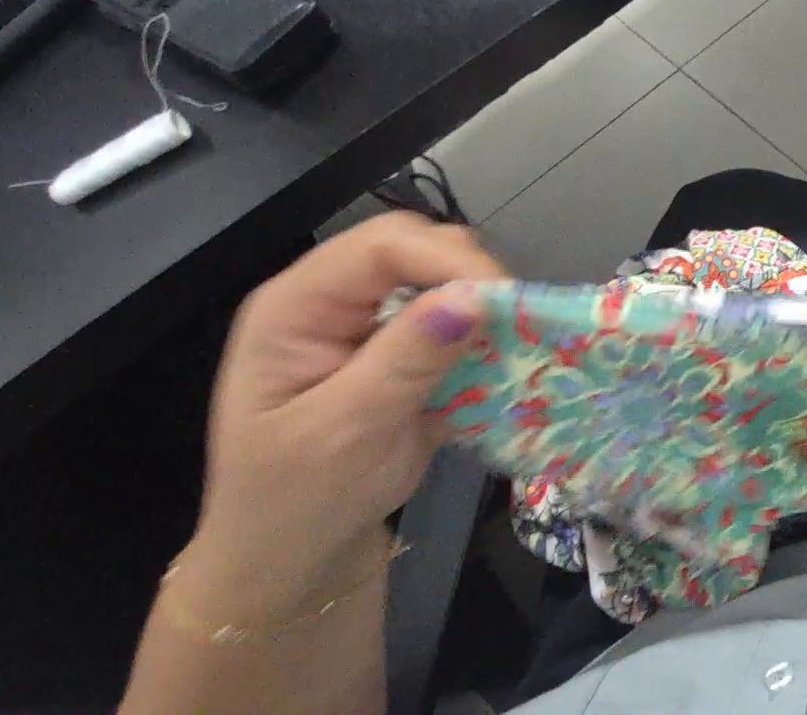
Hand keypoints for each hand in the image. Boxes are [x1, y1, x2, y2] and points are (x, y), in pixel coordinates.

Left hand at [188, 212, 506, 606]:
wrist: (292, 561)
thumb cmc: (297, 502)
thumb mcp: (347, 431)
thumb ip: (407, 359)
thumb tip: (476, 297)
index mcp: (297, 307)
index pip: (382, 245)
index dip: (448, 260)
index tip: (505, 301)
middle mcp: (335, 301)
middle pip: (418, 247)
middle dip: (472, 276)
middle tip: (515, 322)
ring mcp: (370, 324)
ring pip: (444, 278)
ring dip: (485, 306)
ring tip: (513, 343)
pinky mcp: (403, 349)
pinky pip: (456, 319)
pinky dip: (486, 335)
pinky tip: (501, 363)